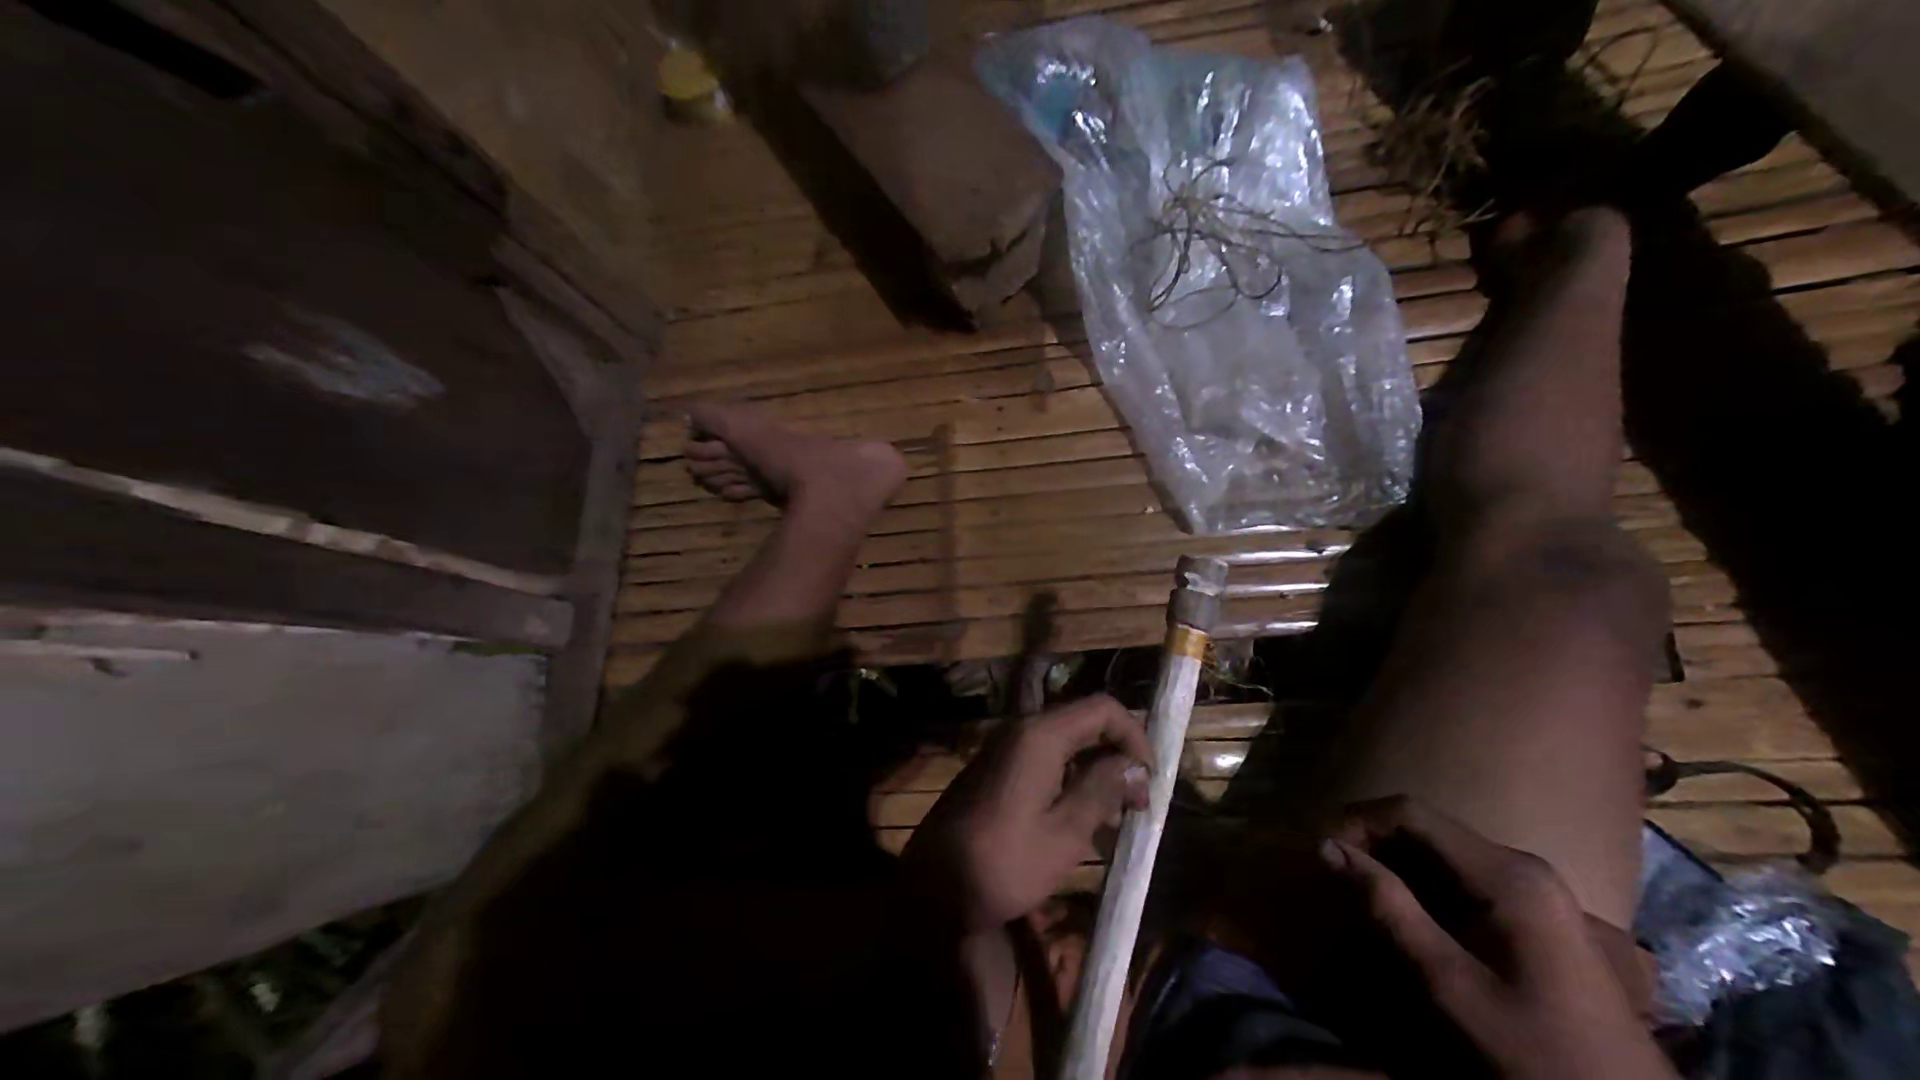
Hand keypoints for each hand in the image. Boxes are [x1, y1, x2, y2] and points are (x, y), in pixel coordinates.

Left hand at [903, 695, 1152, 931]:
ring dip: (1096, 772)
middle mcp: (1021, 730)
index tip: (1150, 779)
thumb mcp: (1064, 834)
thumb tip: (1133, 764)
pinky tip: (1084, 820)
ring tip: (1117, 819)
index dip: (1135, 736)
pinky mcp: (996, 771)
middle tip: (1138, 805)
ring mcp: (1005, 749)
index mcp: (1040, 736)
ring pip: (1066, 744)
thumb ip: (1102, 790)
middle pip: (1084, 723)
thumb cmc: (1002, 864)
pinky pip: (1045, 761)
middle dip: (1118, 756)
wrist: (930, 889)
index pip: (1103, 709)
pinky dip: (1071, 781)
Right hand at [1321, 797, 1678, 1079]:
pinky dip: (1422, 883)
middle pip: (1427, 827)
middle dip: (1371, 842)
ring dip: (1393, 862)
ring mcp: (1537, 888)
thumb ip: (1389, 908)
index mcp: (1507, 874)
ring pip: (1442, 850)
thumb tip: (1327, 848)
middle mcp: (1523, 865)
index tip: (1321, 852)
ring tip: (1357, 890)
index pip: (1411, 812)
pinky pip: (1464, 875)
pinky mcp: (1538, 911)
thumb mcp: (1451, 983)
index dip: (1357, 820)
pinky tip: (1402, 911)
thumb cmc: (1538, 1051)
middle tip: (1332, 873)